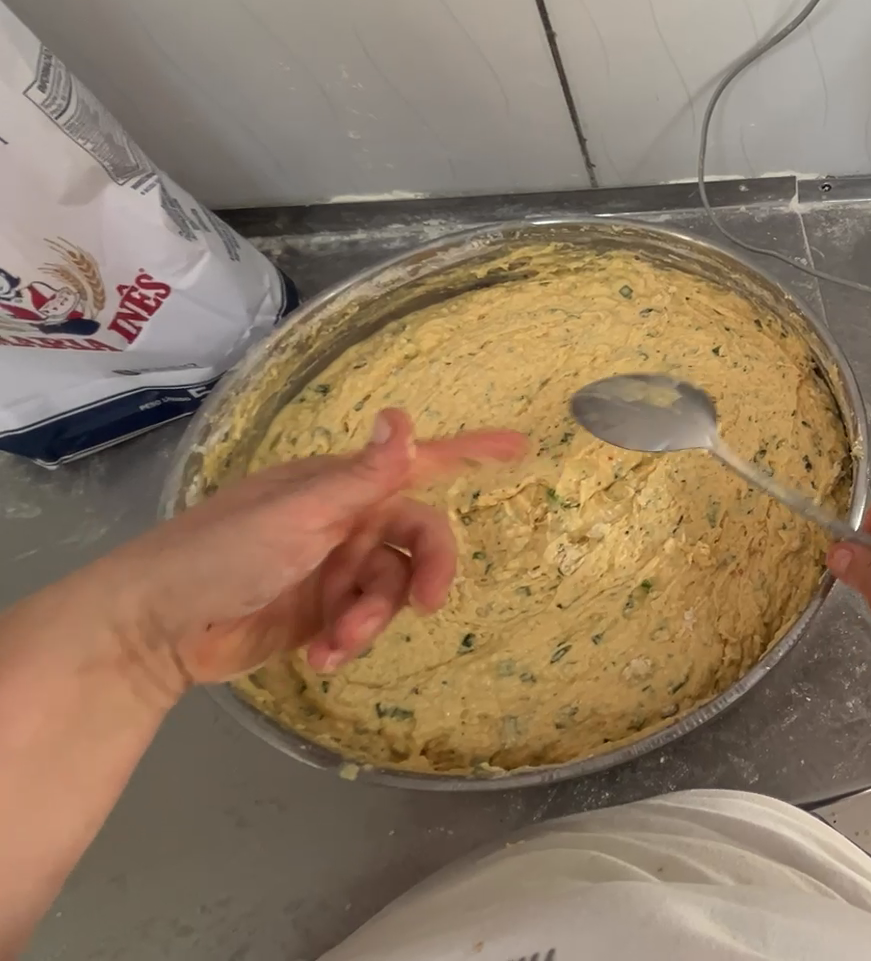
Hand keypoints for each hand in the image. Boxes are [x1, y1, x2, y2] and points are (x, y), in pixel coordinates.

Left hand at [98, 409, 525, 702]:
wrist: (145, 635)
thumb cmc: (217, 556)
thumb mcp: (298, 515)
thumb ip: (363, 475)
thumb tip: (404, 417)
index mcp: (341, 485)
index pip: (419, 461)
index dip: (471, 451)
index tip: (520, 446)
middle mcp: (347, 519)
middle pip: (420, 537)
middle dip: (425, 572)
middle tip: (429, 605)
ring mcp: (337, 564)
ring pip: (395, 584)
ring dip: (373, 617)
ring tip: (337, 642)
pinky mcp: (326, 607)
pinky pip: (367, 617)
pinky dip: (351, 637)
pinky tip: (324, 657)